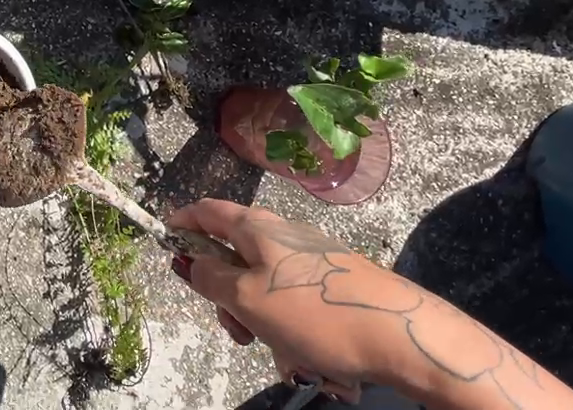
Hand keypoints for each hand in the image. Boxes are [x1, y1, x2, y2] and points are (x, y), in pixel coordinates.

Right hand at [169, 199, 572, 407]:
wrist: (406, 336)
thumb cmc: (315, 313)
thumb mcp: (247, 300)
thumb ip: (208, 278)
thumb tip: (187, 260)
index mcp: (255, 227)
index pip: (206, 211)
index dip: (182, 222)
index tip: (167, 239)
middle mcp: (282, 233)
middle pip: (236, 255)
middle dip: (228, 295)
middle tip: (236, 331)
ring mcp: (314, 258)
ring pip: (267, 286)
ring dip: (263, 320)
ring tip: (284, 357)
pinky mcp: (340, 285)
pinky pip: (299, 305)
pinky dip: (295, 330)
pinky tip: (314, 362)